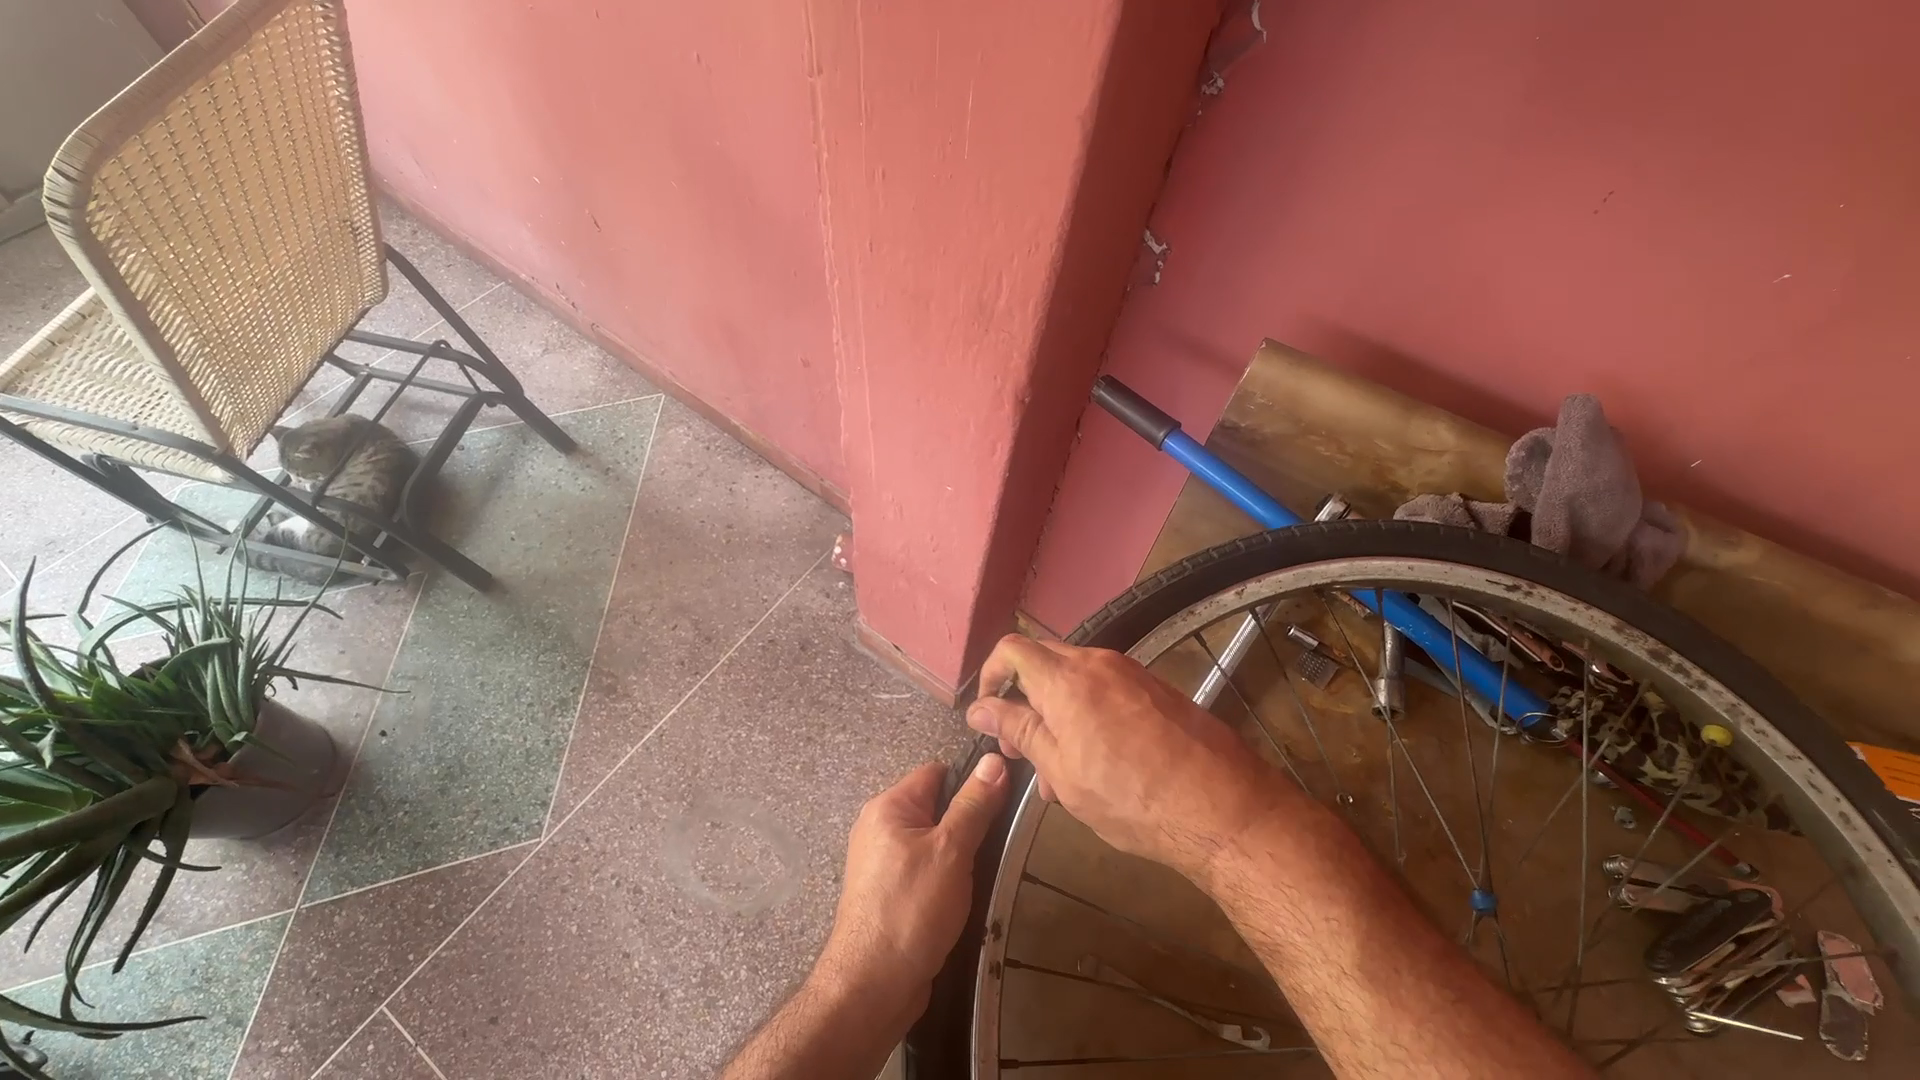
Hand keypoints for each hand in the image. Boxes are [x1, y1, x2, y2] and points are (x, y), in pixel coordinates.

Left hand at [811, 755, 1010, 1023]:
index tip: (1005, 800)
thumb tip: (995, 760)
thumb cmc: (911, 909)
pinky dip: (947, 880)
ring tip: (987, 872)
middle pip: (936, 808)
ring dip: (960, 857)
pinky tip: (965, 898)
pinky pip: (926, 872)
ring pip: (934, 843)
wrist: (873, 986)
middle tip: (999, 841)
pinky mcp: (890, 895)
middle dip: (968, 824)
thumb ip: (974, 805)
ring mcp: (882, 864)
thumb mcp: (951, 850)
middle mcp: (879, 828)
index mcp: (888, 807)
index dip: (971, 782)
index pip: (937, 773)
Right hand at [965, 635, 1285, 880]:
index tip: (987, 715)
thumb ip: (1018, 730)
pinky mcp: (1154, 690)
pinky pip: (1105, 691)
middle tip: (1019, 751)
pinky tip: (1094, 765)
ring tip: (1057, 775)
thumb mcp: (1062, 770)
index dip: (989, 677)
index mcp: (1066, 679)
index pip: (1011, 650)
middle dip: (1022, 701)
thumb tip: (980, 709)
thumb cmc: (1132, 798)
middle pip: (1042, 662)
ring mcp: (1130, 673)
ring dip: (1055, 716)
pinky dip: (1086, 717)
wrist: (1221, 806)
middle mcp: (1097, 663)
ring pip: (1074, 681)